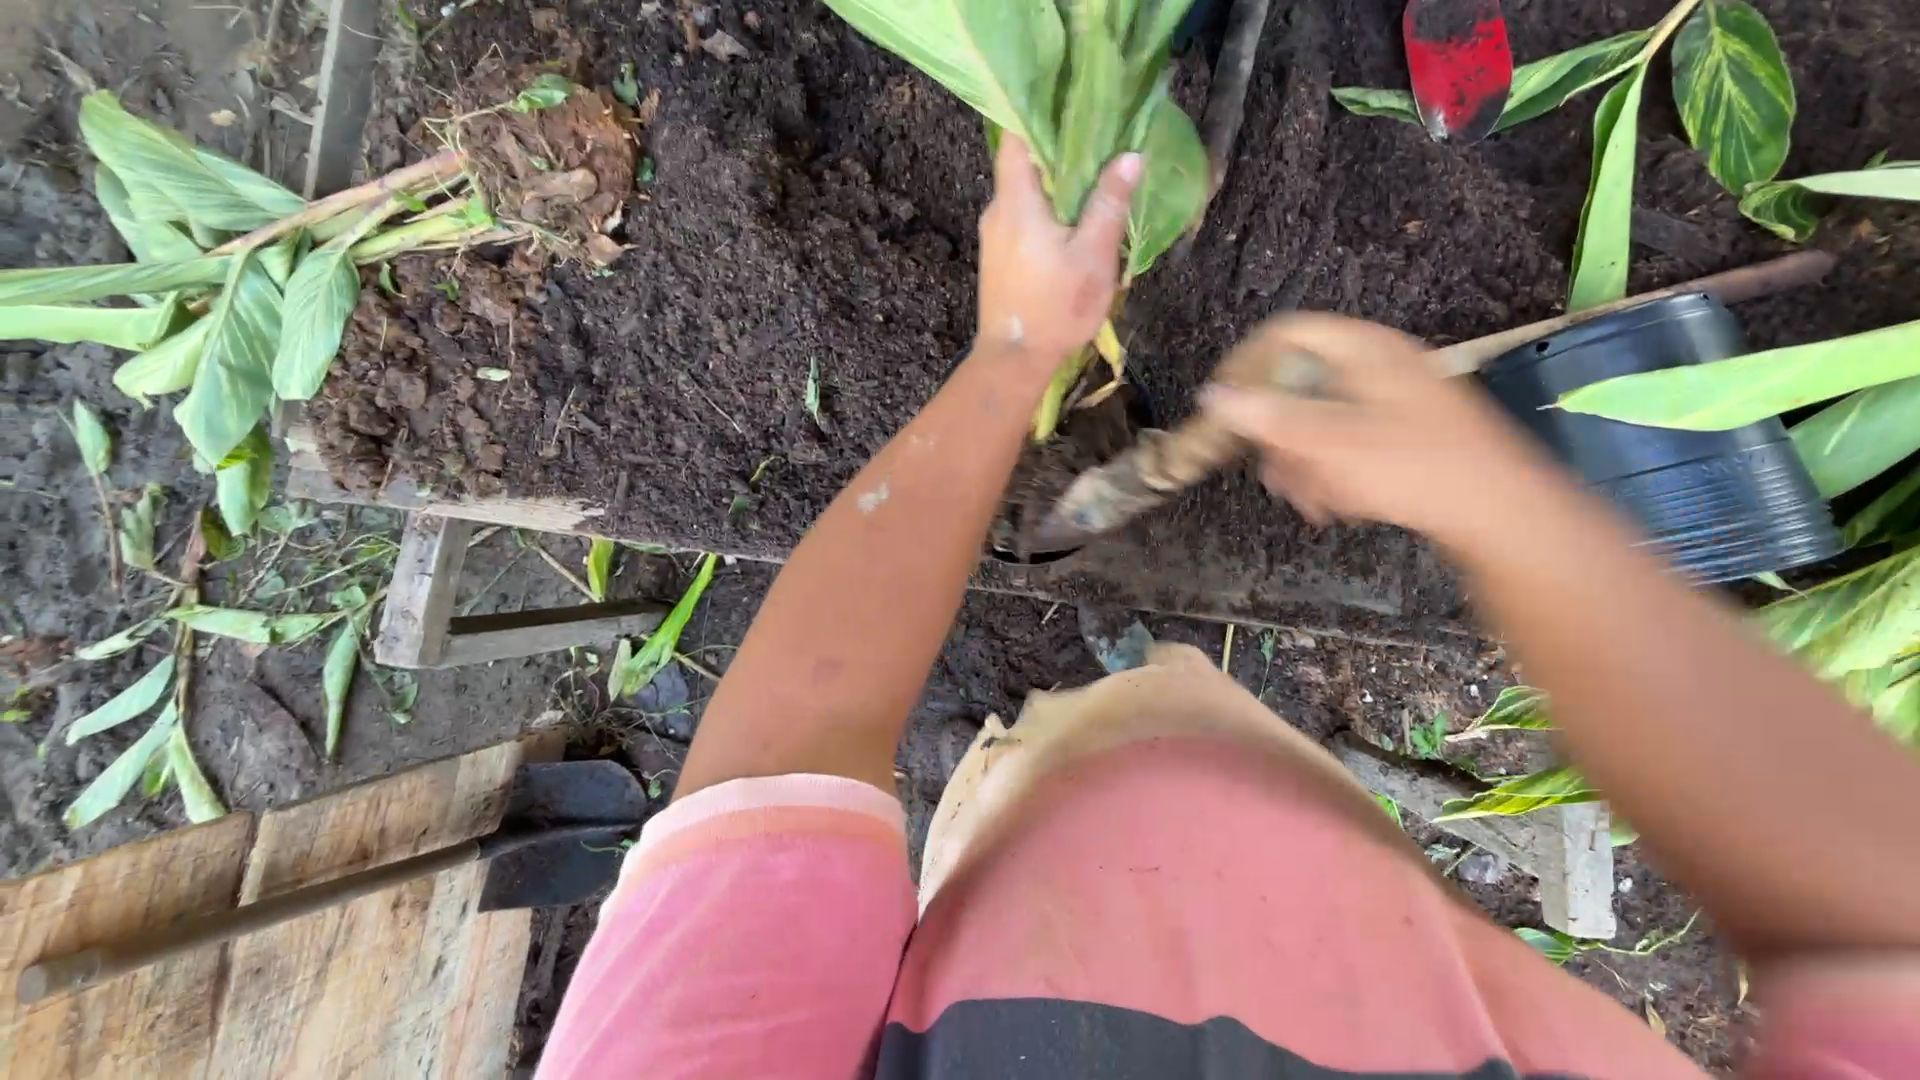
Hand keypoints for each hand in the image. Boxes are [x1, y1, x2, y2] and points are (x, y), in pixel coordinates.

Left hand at [975, 135, 1141, 366]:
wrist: (1014, 361)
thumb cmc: (1055, 308)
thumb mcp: (1093, 256)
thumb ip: (1109, 204)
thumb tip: (1130, 156)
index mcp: (1016, 201)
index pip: (1016, 135)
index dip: (1041, 114)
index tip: (1075, 106)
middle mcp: (997, 211)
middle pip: (1023, 163)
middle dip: (1059, 151)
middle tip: (1099, 142)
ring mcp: (994, 237)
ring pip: (1025, 194)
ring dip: (1055, 186)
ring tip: (1093, 183)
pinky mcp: (998, 258)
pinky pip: (1023, 219)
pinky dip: (1046, 211)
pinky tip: (1072, 222)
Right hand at [1200, 313, 1556, 546]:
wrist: (1499, 514)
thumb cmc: (1414, 468)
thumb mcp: (1331, 443)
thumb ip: (1268, 418)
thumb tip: (1211, 395)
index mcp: (1363, 351)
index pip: (1284, 335)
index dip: (1248, 368)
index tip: (1228, 412)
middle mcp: (1374, 367)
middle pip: (1297, 385)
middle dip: (1279, 436)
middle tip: (1274, 475)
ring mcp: (1388, 401)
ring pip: (1317, 422)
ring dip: (1302, 464)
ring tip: (1313, 501)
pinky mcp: (1397, 436)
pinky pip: (1343, 445)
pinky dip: (1329, 474)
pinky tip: (1334, 506)